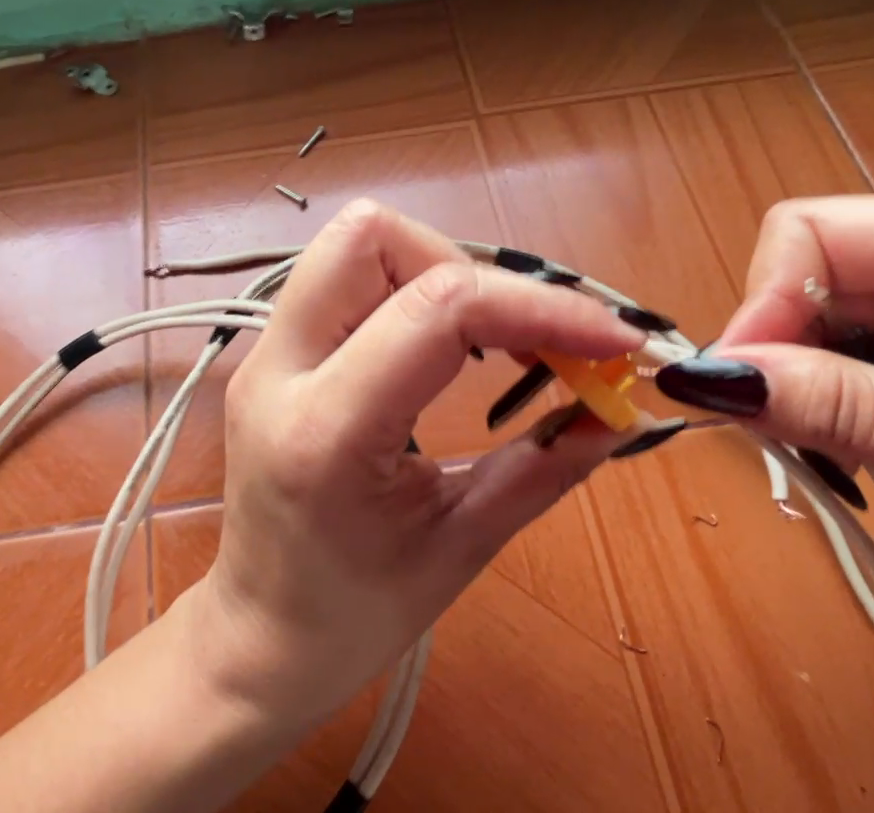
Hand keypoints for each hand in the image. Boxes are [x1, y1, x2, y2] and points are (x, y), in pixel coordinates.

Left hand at [177, 200, 642, 725]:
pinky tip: (448, 347)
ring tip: (492, 339)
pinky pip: (344, 280)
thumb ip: (542, 470)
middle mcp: (280, 369)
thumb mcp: (459, 551)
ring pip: (354, 245)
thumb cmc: (351, 615)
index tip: (611, 340)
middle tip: (522, 336)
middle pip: (371, 236)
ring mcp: (267, 354)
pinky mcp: (274, 353)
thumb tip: (617, 412)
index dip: (539, 307)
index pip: (437, 311)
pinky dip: (411, 290)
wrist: (256, 636)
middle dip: (467, 266)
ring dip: (438, 271)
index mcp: (324, 430)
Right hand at [707, 196, 873, 692]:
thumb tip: (714, 380)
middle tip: (775, 436)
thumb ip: (851, 408)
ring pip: (821, 329)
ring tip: (820, 456)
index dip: (764, 301)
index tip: (741, 389)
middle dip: (777, 354)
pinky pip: (850, 369)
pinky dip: (827, 411)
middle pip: (809, 279)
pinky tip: (846, 454)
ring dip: (800, 389)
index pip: (814, 233)